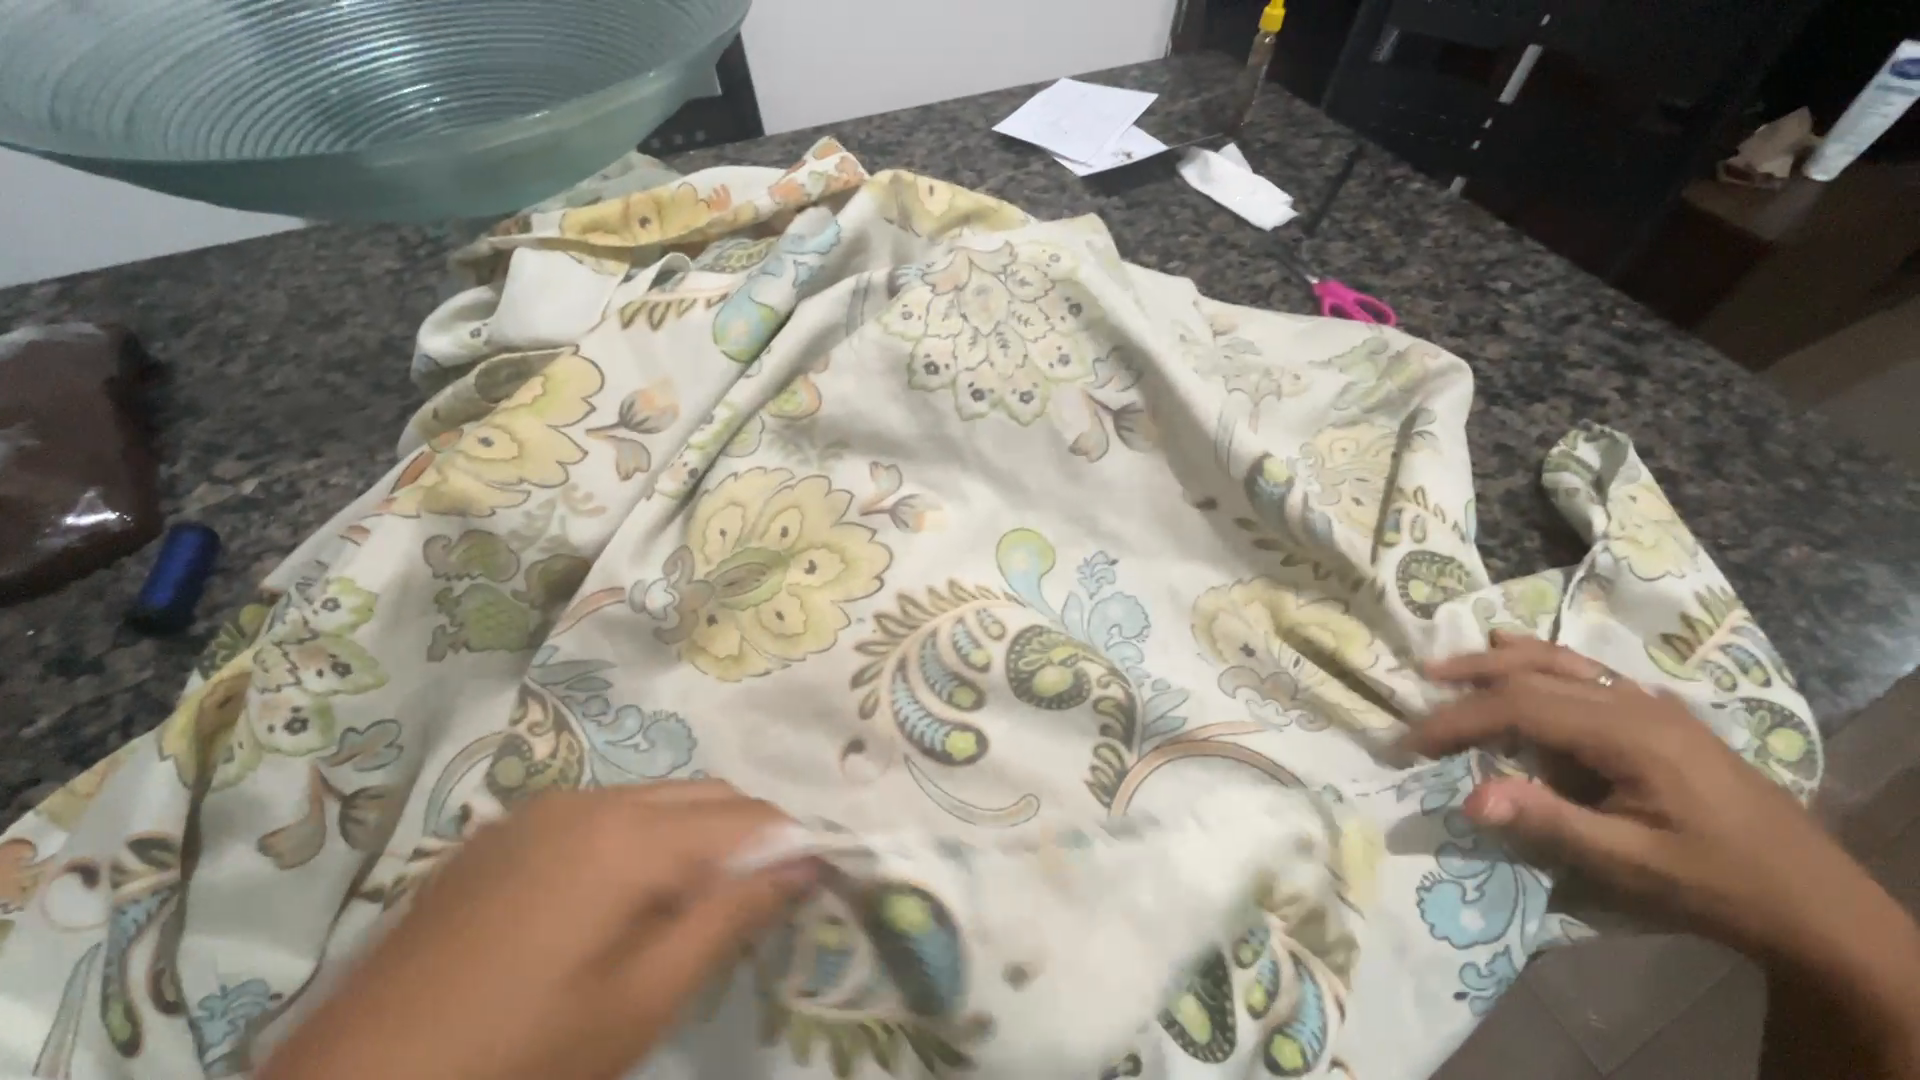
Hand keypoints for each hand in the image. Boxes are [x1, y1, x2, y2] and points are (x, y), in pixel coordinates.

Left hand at [259, 781, 814, 1079]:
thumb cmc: (522, 1059)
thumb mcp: (646, 1000)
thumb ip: (732, 917)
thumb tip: (804, 863)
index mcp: (632, 835)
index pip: (751, 816)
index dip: (794, 847)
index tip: (814, 889)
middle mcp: (592, 799)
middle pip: (706, 795)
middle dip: (748, 838)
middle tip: (757, 906)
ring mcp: (539, 810)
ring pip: (655, 800)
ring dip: (694, 838)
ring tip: (691, 910)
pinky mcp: (500, 833)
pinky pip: (599, 815)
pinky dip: (638, 841)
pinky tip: (617, 905)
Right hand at [1408, 634, 1919, 1074]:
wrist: (1816, 901)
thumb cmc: (1716, 883)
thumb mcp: (1630, 864)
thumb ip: (1549, 821)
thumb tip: (1468, 797)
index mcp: (1628, 734)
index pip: (1520, 706)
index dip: (1458, 719)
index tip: (1410, 742)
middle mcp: (1637, 705)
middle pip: (1536, 671)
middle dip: (1471, 678)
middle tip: (1418, 687)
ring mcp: (1652, 707)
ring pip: (1562, 662)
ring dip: (1502, 660)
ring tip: (1452, 663)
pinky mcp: (1660, 719)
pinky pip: (1588, 673)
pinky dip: (1543, 660)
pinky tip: (1525, 653)